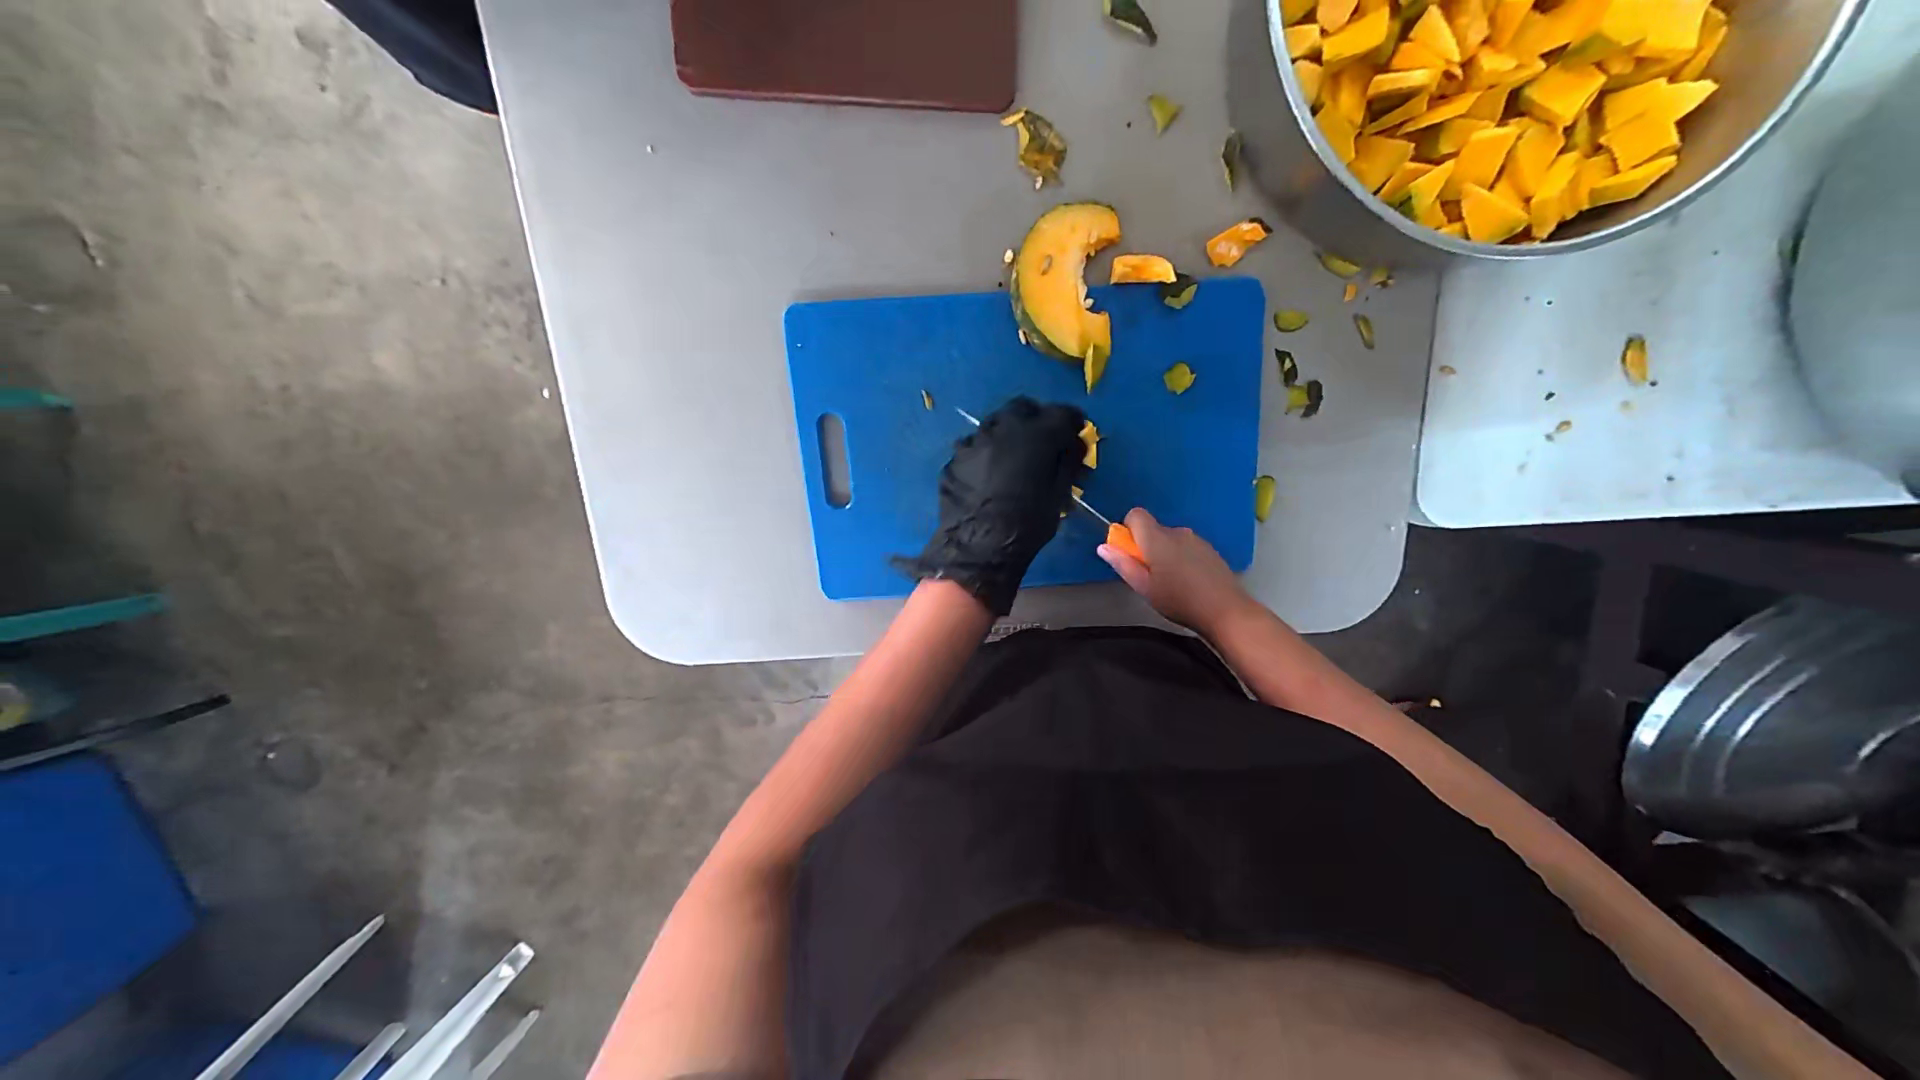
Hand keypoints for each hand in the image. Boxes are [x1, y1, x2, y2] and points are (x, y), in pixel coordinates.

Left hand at [893, 397, 1086, 615]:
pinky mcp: (955, 457)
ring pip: (995, 424)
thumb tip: (1073, 445)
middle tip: (1041, 444)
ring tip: (1012, 459)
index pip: (1063, 413)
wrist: (977, 549)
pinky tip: (987, 474)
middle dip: (1036, 421)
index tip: (1074, 439)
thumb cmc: (1027, 524)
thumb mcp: (1059, 494)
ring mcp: (974, 440)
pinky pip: (975, 446)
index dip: (1072, 425)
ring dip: (1008, 435)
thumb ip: (1068, 462)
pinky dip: (985, 453)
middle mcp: (1004, 427)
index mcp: (1037, 434)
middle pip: (1024, 409)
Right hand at [1098, 508, 1256, 636]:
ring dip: (1165, 553)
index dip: (1128, 529)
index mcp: (1157, 539)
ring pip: (1170, 539)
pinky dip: (1181, 558)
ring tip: (1172, 582)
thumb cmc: (1179, 601)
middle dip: (1147, 547)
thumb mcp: (1144, 588)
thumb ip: (1123, 564)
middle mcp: (1177, 532)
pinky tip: (1189, 582)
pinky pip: (1186, 546)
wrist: (1226, 610)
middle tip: (1150, 576)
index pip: (1136, 514)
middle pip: (1153, 529)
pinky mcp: (1210, 549)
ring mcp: (1196, 539)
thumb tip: (1103, 547)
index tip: (1131, 552)